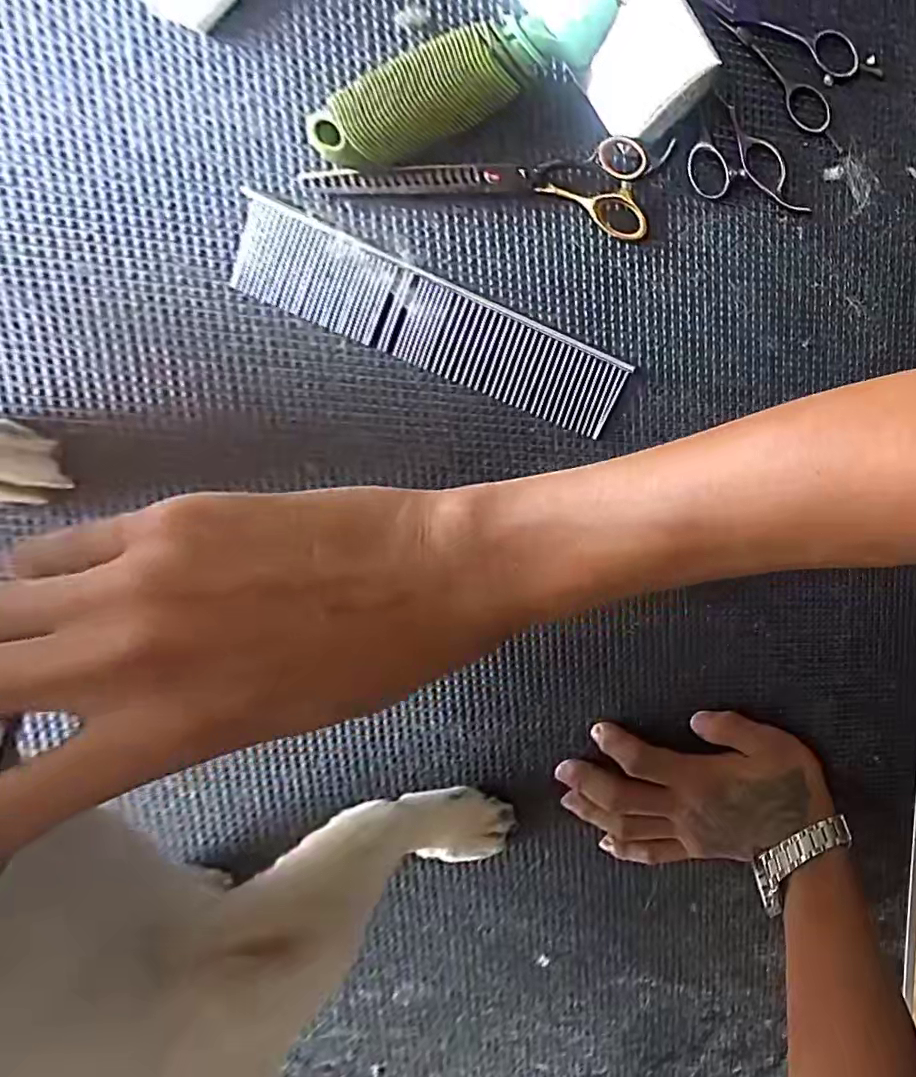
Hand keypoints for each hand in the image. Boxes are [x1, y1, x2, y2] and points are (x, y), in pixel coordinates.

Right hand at [0, 488, 525, 854]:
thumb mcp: (297, 715)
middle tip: (15, 709)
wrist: (458, 563)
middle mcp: (126, 656)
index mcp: (173, 726)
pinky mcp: (168, 518)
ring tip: (48, 643)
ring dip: (5, 636)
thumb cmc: (404, 649)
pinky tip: (99, 585)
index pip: (3, 805)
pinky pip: (56, 552)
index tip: (2, 808)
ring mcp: (137, 578)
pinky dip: (55, 577)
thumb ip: (188, 724)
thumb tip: (119, 723)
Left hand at [555, 711, 833, 863]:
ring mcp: (685, 834)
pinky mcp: (693, 851)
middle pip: (623, 798)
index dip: (616, 744)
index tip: (597, 729)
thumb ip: (730, 727)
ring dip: (594, 814)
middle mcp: (682, 808)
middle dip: (588, 783)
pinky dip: (621, 848)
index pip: (644, 761)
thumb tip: (693, 719)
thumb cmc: (789, 782)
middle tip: (563, 770)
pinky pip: (649, 853)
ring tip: (570, 801)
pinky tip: (604, 842)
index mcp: (698, 778)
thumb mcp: (770, 742)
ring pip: (627, 827)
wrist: (803, 836)